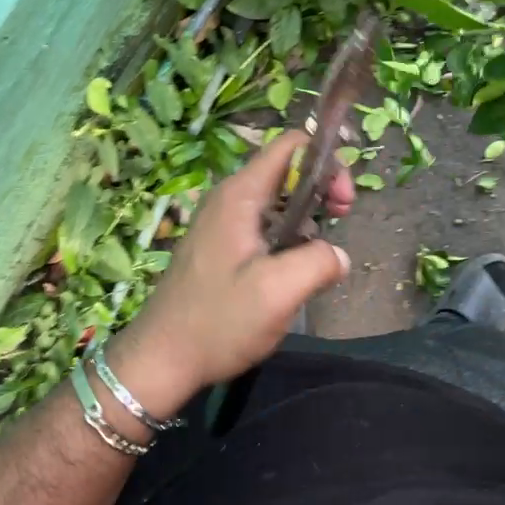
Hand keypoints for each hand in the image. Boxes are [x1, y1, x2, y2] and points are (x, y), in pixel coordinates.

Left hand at [105, 132, 353, 421]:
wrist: (160, 361)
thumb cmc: (218, 322)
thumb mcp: (278, 292)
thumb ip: (318, 262)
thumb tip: (338, 254)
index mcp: (240, 195)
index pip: (291, 144)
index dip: (326, 160)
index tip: (344, 198)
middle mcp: (231, 198)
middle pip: (288, 169)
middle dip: (323, 187)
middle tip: (341, 219)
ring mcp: (224, 222)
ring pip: (280, 198)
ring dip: (309, 213)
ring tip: (321, 250)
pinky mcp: (223, 246)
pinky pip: (266, 224)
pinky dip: (291, 233)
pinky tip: (296, 267)